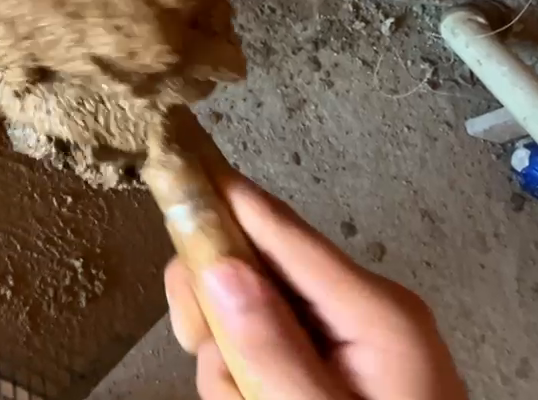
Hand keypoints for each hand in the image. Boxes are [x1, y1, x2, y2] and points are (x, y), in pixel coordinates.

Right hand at [163, 171, 467, 399]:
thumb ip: (272, 352)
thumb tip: (217, 266)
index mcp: (374, 308)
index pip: (272, 222)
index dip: (213, 192)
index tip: (164, 161)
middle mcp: (356, 303)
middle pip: (248, 259)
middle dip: (213, 305)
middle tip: (197, 347)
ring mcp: (339, 330)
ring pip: (240, 301)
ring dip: (223, 350)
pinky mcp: (324, 355)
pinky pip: (255, 332)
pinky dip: (238, 366)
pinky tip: (251, 398)